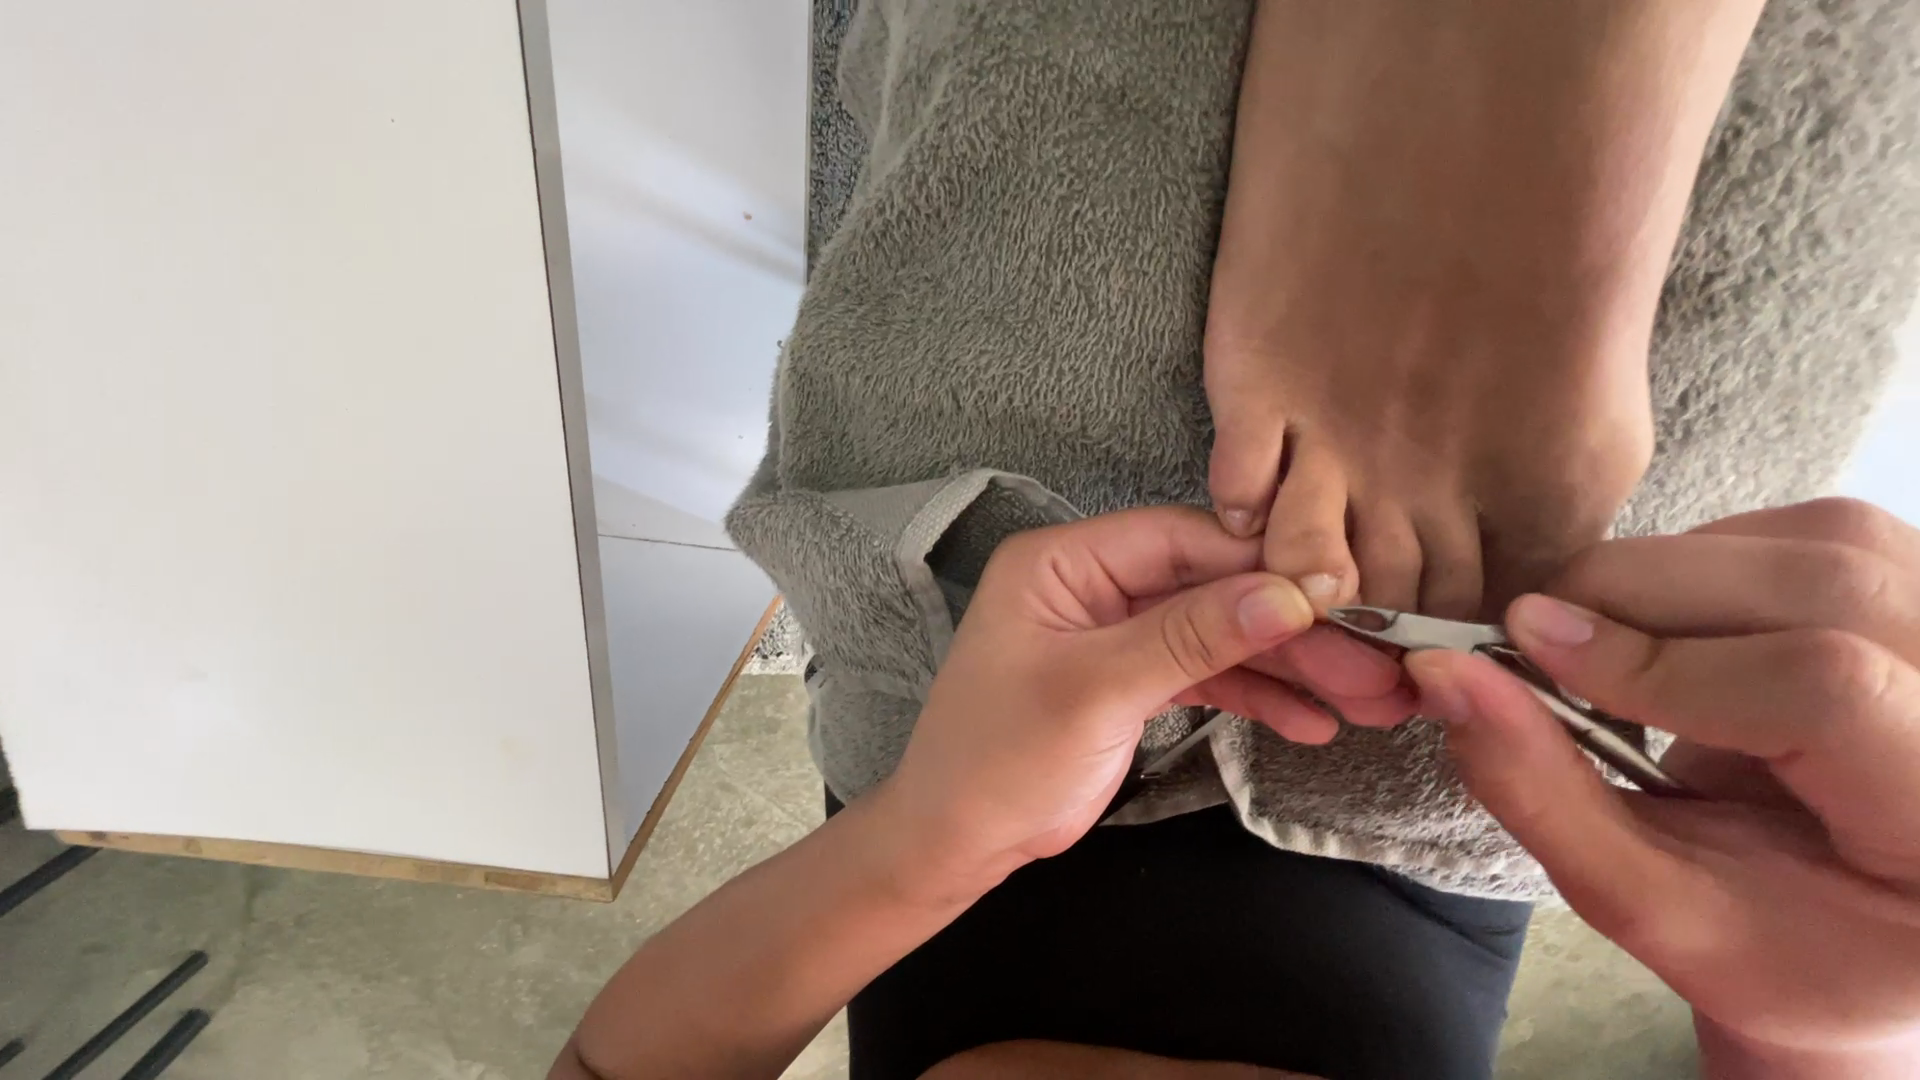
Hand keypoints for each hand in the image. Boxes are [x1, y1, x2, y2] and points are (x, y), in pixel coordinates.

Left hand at [880, 506, 1399, 898]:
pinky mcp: (1131, 678)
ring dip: (1287, 665)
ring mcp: (1115, 631)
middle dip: (1288, 626)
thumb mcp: (1094, 691)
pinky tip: (1310, 722)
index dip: (1259, 563)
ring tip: (1367, 700)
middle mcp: (1091, 583)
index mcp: (1062, 561)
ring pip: (1215, 632)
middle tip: (1373, 663)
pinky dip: (1253, 695)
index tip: (1342, 595)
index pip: (1177, 539)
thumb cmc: (1002, 756)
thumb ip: (1189, 638)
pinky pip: (1203, 674)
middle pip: (1208, 588)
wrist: (959, 837)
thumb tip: (1291, 596)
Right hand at [1204, 0, 1760, 615]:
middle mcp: (1438, 468)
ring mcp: (1335, 428)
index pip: (1501, 604)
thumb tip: (1510, 548)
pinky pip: (1238, 488)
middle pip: (1403, 599)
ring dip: (1308, 591)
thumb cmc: (1567, 185)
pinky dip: (1244, 512)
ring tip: (1304, 592)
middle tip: (1366, 643)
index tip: (1446, 641)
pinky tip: (1253, 504)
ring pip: (1311, 566)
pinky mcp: (1255, 378)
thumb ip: (1552, 475)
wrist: (1481, 62)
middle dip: (1390, 637)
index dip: (1474, 637)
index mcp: (1554, 470)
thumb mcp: (1604, 367)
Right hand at [1406, 498, 1919, 1070]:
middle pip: (1822, 585)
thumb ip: (1536, 789)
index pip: (1824, 690)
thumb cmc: (1777, 941)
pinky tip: (1676, 630)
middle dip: (1634, 593)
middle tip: (1536, 637)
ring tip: (1608, 643)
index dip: (1651, 661)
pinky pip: (1814, 531)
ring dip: (1668, 574)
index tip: (1517, 648)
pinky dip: (1704, 561)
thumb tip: (1439, 669)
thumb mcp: (1644, 901)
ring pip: (1823, 539)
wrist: (1881, 922)